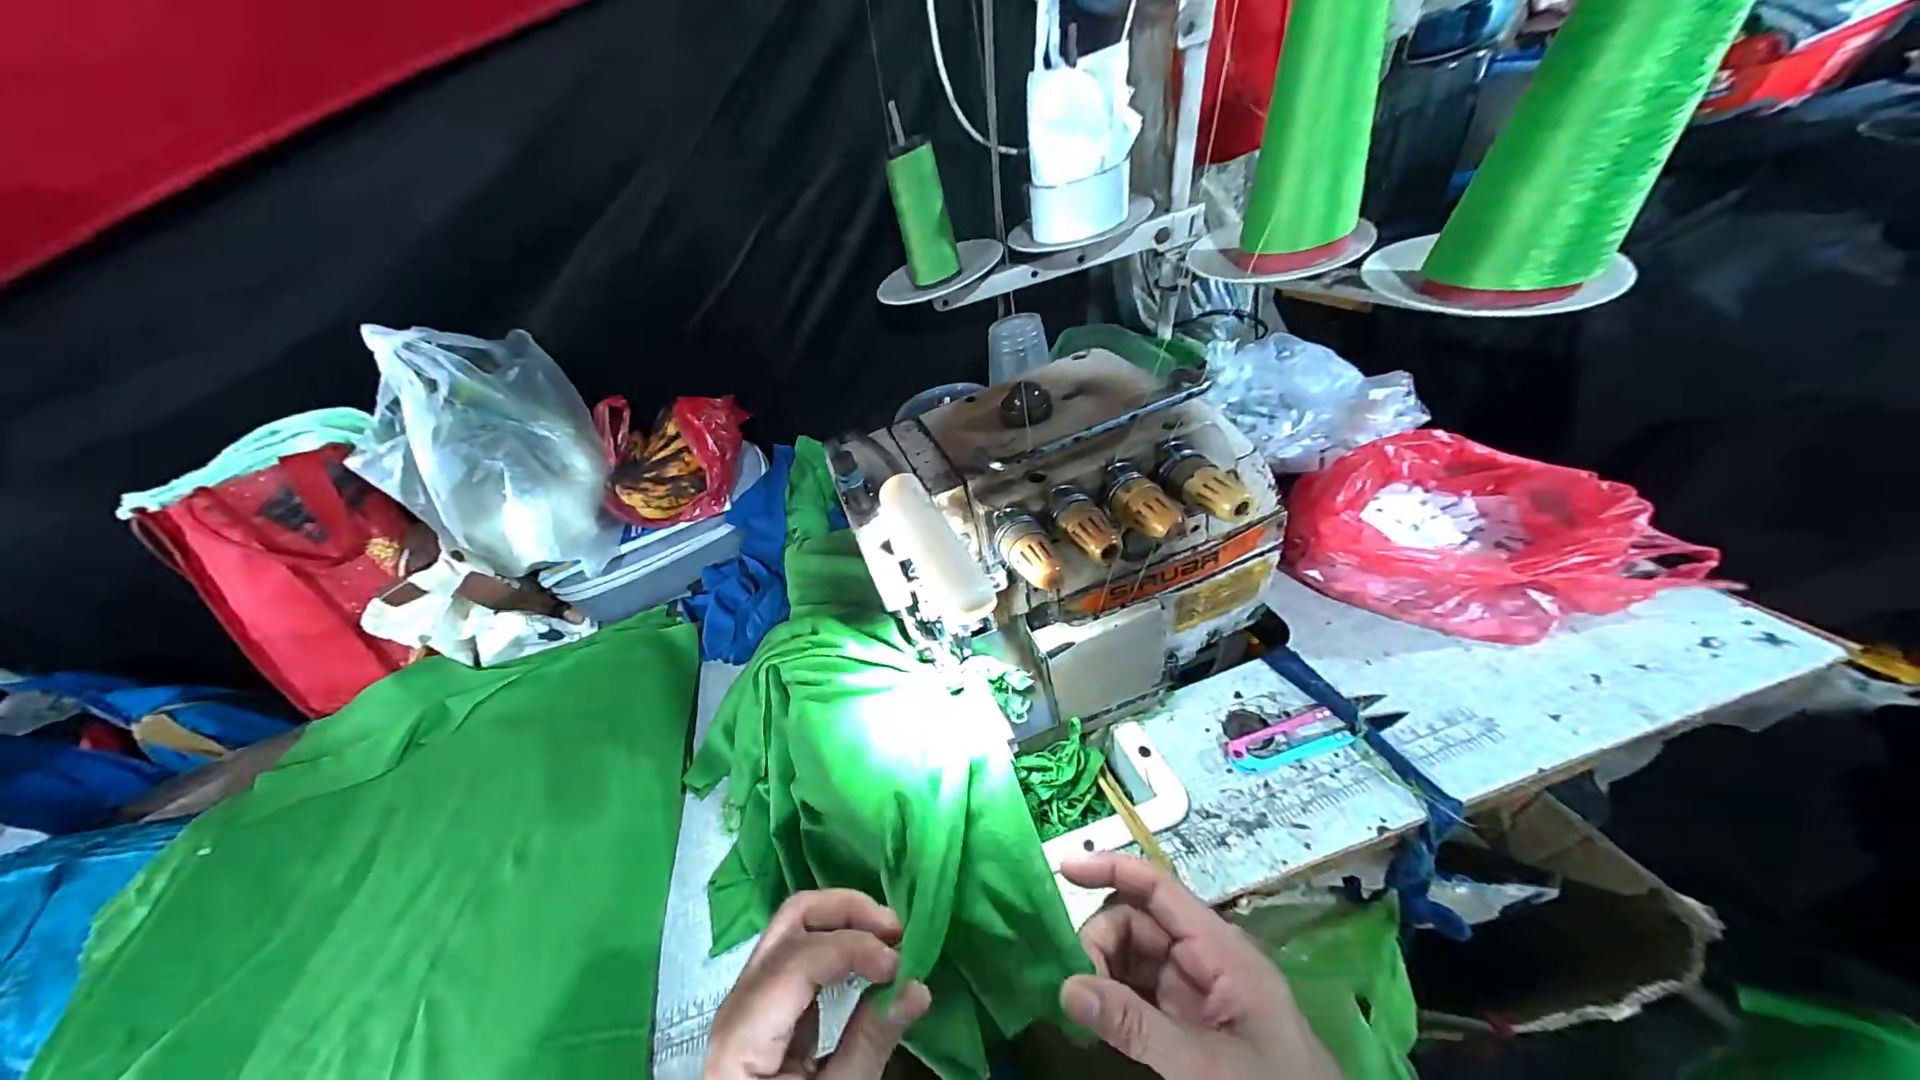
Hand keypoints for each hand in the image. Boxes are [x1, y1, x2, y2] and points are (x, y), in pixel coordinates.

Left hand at [705, 890, 932, 1079]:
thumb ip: (870, 1044)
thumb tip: (917, 987)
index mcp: (744, 1034)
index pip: (800, 957)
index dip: (854, 948)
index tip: (900, 966)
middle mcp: (738, 1002)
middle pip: (792, 920)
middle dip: (848, 911)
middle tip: (896, 930)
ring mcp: (749, 999)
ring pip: (795, 926)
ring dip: (846, 921)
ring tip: (890, 938)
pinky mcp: (766, 1006)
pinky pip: (799, 951)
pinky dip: (837, 942)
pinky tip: (868, 957)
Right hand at [1060, 854, 1341, 1079]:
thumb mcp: (1207, 1065)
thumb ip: (1138, 1025)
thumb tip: (1066, 987)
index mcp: (1219, 948)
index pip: (1158, 887)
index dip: (1111, 868)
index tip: (1064, 870)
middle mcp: (1202, 958)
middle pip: (1136, 921)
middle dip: (1100, 939)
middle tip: (1077, 982)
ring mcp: (1192, 991)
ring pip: (1130, 955)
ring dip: (1101, 969)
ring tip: (1082, 1004)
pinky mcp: (1184, 1022)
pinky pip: (1136, 990)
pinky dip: (1110, 996)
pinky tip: (1093, 1015)